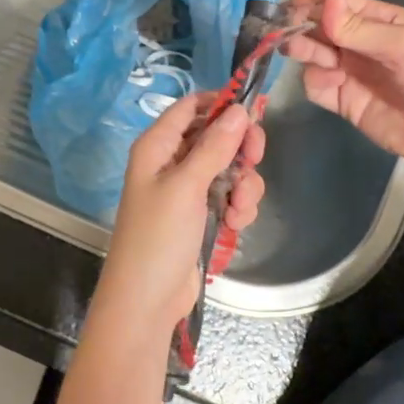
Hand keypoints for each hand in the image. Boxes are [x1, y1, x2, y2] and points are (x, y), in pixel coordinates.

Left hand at [98, 94, 265, 332]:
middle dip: (240, 149)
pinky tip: (236, 224)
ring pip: (229, 168)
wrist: (147, 299)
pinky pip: (229, 195)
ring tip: (239, 210)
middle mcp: (170, 162)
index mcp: (157, 146)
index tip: (256, 112)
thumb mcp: (186, 187)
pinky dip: (239, 206)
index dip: (222, 104)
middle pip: (216, 136)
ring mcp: (186, 189)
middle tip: (254, 161)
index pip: (191, 106)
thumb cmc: (158, 237)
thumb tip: (240, 108)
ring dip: (243, 185)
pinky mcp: (200, 214)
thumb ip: (214, 147)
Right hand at [285, 0, 403, 187]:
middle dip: (301, 24)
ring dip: (304, 50)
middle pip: (319, 26)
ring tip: (301, 53)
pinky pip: (316, 85)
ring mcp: (353, 72)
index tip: (295, 5)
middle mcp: (363, 42)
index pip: (338, 0)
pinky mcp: (345, 102)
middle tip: (289, 31)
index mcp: (381, 20)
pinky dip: (313, 81)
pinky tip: (328, 82)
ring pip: (312, 53)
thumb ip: (358, 26)